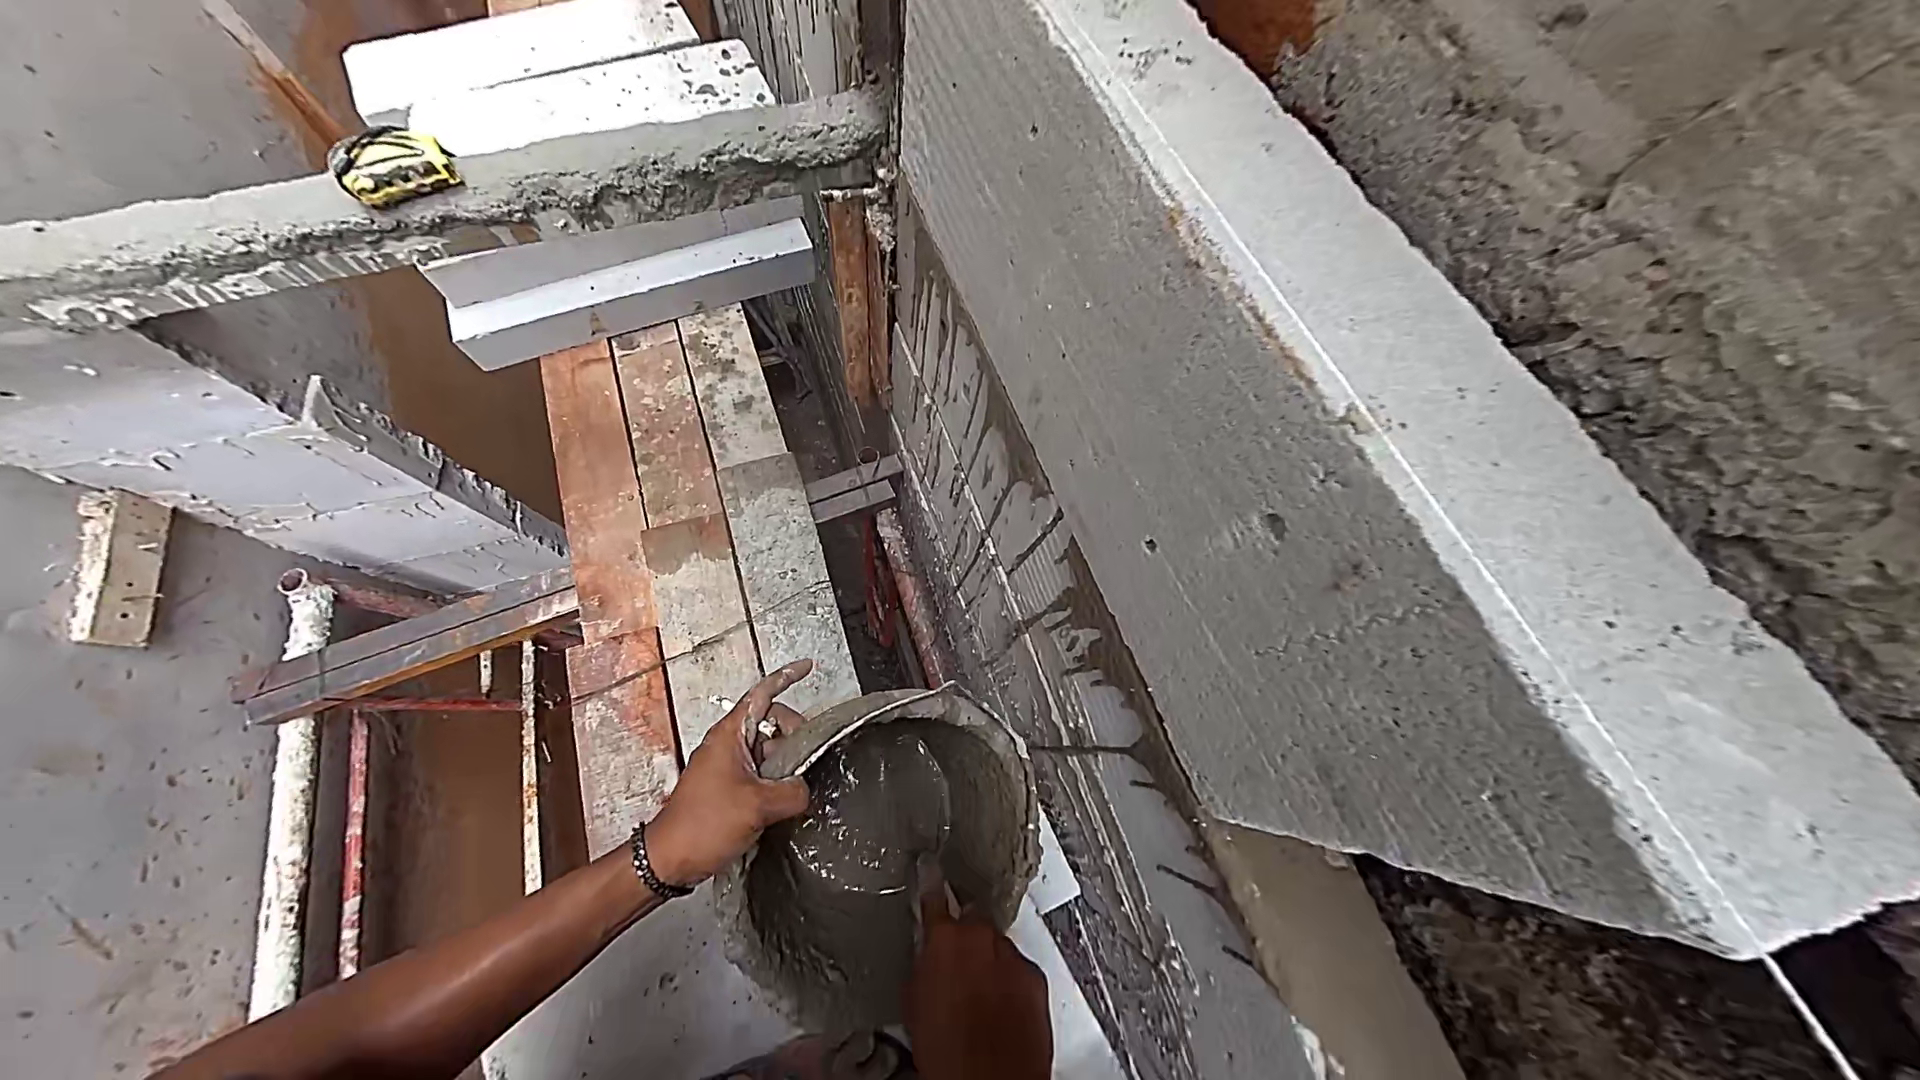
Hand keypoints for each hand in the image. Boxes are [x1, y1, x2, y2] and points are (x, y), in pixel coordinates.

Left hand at [643, 659, 815, 887]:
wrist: (666, 862)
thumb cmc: (702, 826)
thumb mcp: (758, 806)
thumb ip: (793, 791)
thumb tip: (805, 787)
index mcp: (731, 734)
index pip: (763, 693)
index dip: (787, 677)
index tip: (807, 667)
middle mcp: (728, 744)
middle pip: (772, 723)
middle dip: (794, 736)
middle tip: (806, 758)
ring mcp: (728, 766)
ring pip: (769, 750)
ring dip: (785, 765)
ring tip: (789, 790)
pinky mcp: (729, 788)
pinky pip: (761, 773)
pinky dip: (776, 781)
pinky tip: (782, 803)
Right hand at [905, 868, 1051, 1079]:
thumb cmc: (948, 1052)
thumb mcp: (915, 1001)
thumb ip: (922, 962)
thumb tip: (927, 953)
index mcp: (944, 938)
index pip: (933, 895)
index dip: (930, 879)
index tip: (929, 865)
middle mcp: (980, 937)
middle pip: (971, 919)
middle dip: (965, 933)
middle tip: (957, 963)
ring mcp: (1010, 954)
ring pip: (996, 945)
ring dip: (989, 961)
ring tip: (980, 997)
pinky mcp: (1034, 975)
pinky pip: (1018, 967)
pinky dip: (1010, 980)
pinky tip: (1001, 1006)